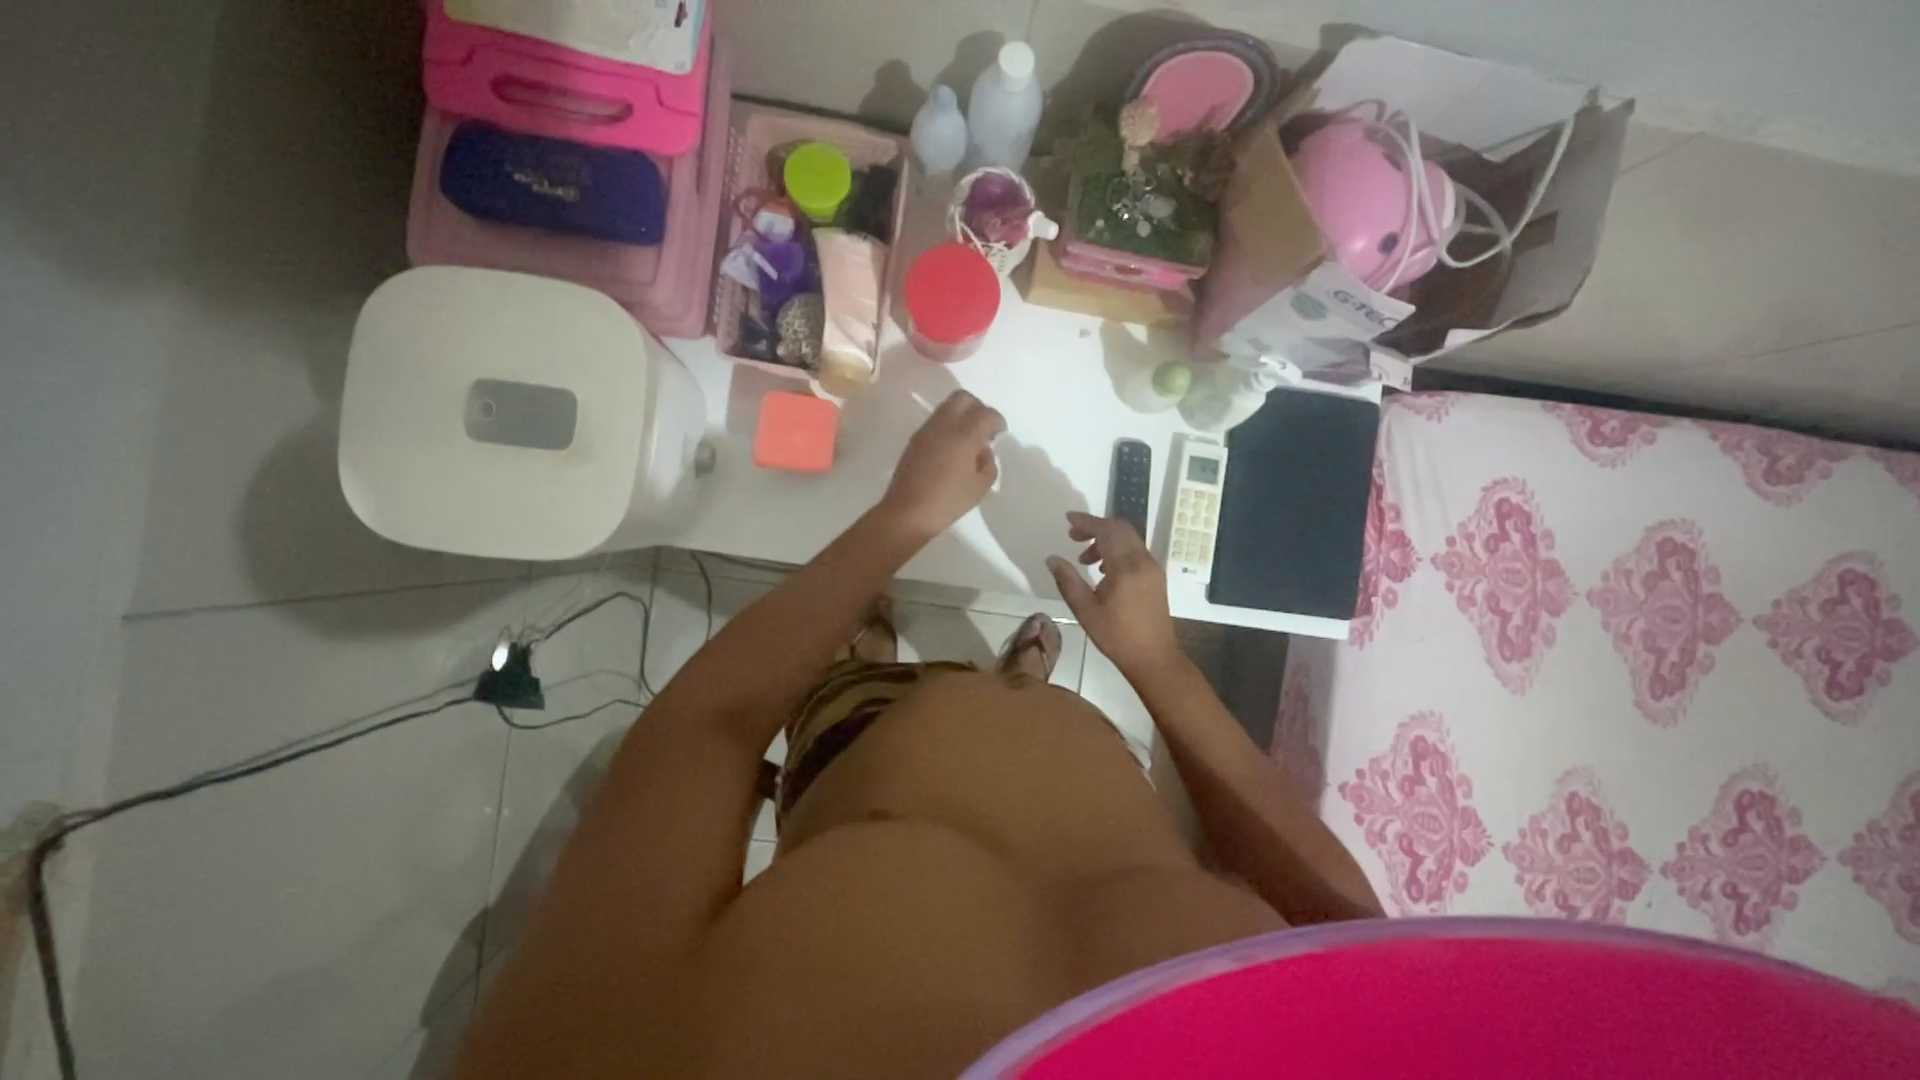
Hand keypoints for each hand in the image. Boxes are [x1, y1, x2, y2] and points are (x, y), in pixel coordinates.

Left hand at [879, 391, 1006, 538]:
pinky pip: (936, 421)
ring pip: (947, 407)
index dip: (997, 421)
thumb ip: (988, 463)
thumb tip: (983, 450)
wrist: (907, 512)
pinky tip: (952, 447)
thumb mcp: (980, 487)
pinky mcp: (915, 439)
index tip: (1001, 433)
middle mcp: (944, 425)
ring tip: (969, 439)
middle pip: (963, 398)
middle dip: (978, 408)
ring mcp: (926, 430)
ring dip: (962, 415)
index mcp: (964, 435)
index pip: (986, 414)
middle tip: (985, 428)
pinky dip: (948, 426)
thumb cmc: (948, 502)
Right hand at [1046, 511, 1181, 676]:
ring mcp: (1153, 568)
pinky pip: (1136, 552)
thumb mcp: (1085, 610)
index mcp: (1126, 567)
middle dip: (1096, 527)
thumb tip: (1052, 558)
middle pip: (1120, 529)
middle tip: (1073, 537)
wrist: (1153, 657)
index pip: (1106, 530)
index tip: (1068, 520)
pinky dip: (1118, 550)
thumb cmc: (1116, 636)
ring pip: (1129, 539)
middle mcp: (1143, 561)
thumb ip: (1067, 580)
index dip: (1086, 522)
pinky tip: (1103, 571)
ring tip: (1085, 559)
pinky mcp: (1156, 577)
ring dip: (1107, 540)